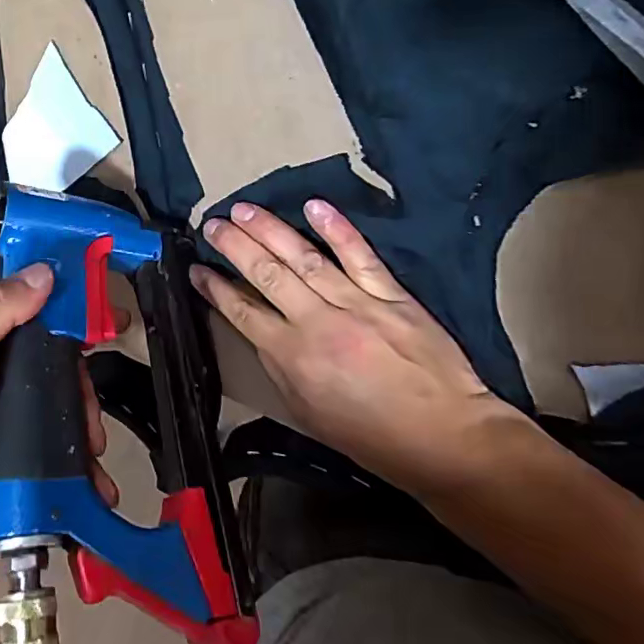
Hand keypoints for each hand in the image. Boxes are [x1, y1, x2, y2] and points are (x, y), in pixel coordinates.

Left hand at [0, 265, 117, 573]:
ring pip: (66, 402)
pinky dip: (83, 461)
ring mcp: (12, 414)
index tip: (111, 312)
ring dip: (87, 422)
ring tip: (93, 449)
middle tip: (93, 410)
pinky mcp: (23, 454)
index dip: (69, 305)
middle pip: (59, 359)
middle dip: (83, 381)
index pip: (31, 307)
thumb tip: (45, 271)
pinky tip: (95, 481)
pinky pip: (62, 445)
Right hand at [192, 199, 531, 492]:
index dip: (215, 288)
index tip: (197, 269)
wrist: (446, 437)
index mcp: (293, 357)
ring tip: (243, 210)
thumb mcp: (308, 411)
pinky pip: (359, 256)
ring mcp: (356, 303)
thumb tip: (259, 330)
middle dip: (234, 246)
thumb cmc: (371, 434)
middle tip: (212, 225)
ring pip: (304, 257)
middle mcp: (317, 323)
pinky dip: (336, 229)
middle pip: (266, 274)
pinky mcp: (391, 295)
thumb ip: (279, 366)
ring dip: (270, 230)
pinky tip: (314, 206)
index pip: (242, 311)